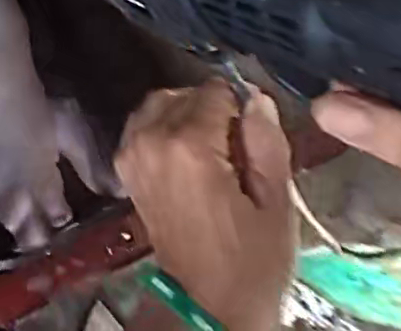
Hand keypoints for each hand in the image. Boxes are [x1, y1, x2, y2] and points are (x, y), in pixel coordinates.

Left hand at [116, 82, 294, 330]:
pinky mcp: (124, 162)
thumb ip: (267, 141)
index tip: (251, 138)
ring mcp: (132, 149)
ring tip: (211, 152)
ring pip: (163, 102)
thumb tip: (255, 96)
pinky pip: (144, 121)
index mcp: (189, 145)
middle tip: (235, 150)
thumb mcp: (276, 205)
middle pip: (187, 94)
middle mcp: (152, 137)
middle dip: (213, 110)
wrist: (205, 309)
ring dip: (188, 114)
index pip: (215, 91)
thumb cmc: (250, 262)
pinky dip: (165, 125)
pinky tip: (185, 154)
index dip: (239, 109)